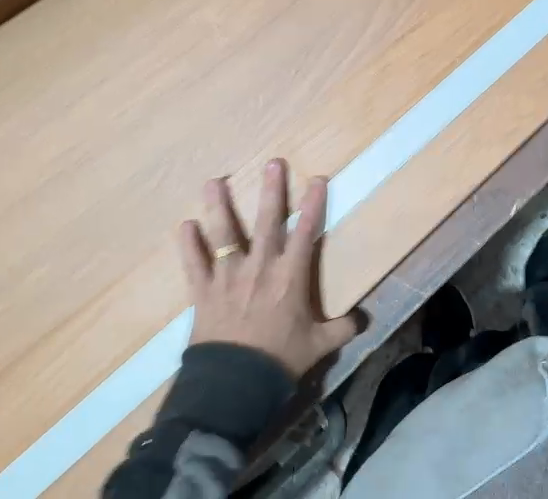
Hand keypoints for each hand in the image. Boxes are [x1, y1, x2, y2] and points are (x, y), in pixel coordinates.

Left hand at [177, 160, 359, 378]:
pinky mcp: (202, 293)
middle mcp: (261, 267)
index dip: (313, 204)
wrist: (233, 385)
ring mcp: (228, 277)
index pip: (306, 231)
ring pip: (224, 234)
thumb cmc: (280, 360)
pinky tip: (184, 225)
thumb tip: (363, 319)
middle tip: (273, 163)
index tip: (317, 178)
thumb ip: (341, 328)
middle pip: (267, 221)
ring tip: (213, 182)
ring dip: (219, 207)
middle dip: (271, 191)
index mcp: (291, 275)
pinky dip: (188, 246)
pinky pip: (193, 264)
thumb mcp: (319, 345)